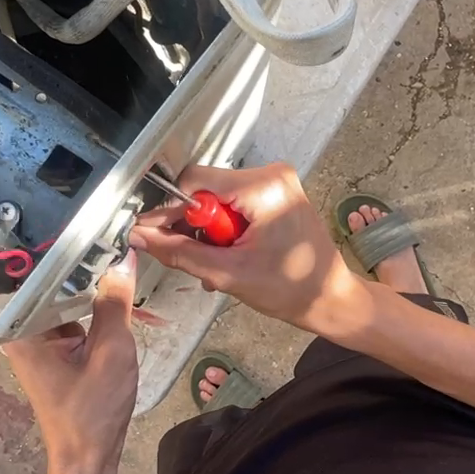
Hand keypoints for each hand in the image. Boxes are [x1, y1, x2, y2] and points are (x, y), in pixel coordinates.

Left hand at [2, 253, 139, 473]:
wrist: (87, 459)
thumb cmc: (94, 410)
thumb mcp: (112, 351)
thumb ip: (115, 301)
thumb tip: (124, 257)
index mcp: (24, 328)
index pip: (44, 273)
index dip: (73, 247)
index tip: (101, 222)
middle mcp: (23, 330)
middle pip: (55, 283)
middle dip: (87, 263)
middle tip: (119, 234)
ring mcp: (38, 341)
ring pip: (66, 299)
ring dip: (92, 284)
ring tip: (121, 254)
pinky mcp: (53, 351)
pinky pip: (72, 317)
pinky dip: (93, 306)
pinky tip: (116, 290)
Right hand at [128, 164, 371, 337]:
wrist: (331, 298)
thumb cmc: (292, 289)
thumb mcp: (227, 273)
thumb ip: (180, 253)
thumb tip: (143, 237)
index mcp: (263, 188)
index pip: (195, 181)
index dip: (169, 209)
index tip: (152, 232)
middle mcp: (272, 175)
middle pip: (206, 189)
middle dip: (191, 225)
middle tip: (184, 255)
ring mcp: (277, 182)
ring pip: (218, 199)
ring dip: (208, 232)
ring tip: (213, 264)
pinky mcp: (278, 194)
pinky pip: (236, 203)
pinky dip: (225, 229)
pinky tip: (227, 256)